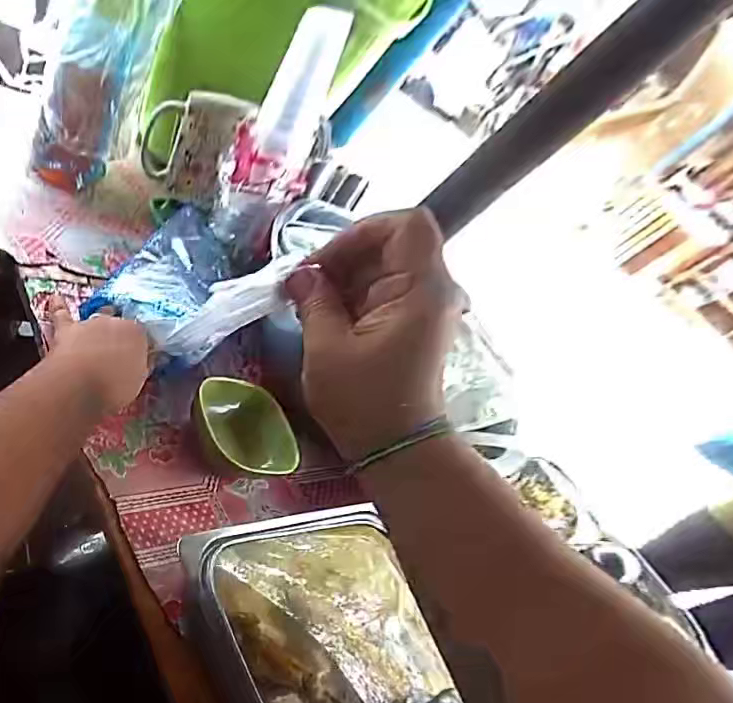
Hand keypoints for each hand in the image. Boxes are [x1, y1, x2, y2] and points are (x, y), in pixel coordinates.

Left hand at [39, 294, 149, 414]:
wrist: (79, 387)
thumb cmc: (113, 388)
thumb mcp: (138, 381)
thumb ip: (143, 366)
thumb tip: (149, 358)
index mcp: (138, 333)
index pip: (142, 335)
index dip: (140, 347)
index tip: (137, 359)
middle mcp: (115, 322)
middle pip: (120, 324)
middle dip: (119, 336)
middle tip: (116, 354)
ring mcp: (90, 323)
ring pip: (97, 317)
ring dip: (97, 327)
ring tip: (96, 337)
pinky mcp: (66, 329)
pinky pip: (61, 312)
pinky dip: (59, 305)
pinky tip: (56, 298)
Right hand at [283, 208, 462, 459]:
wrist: (395, 448)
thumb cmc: (362, 402)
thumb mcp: (327, 351)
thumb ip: (314, 303)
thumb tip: (299, 275)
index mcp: (421, 288)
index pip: (405, 224)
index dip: (359, 232)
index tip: (321, 264)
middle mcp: (433, 289)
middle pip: (391, 246)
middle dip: (343, 261)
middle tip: (302, 290)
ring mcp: (425, 308)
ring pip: (384, 271)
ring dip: (344, 283)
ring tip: (308, 309)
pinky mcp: (413, 327)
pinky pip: (384, 296)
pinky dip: (353, 301)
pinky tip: (326, 323)